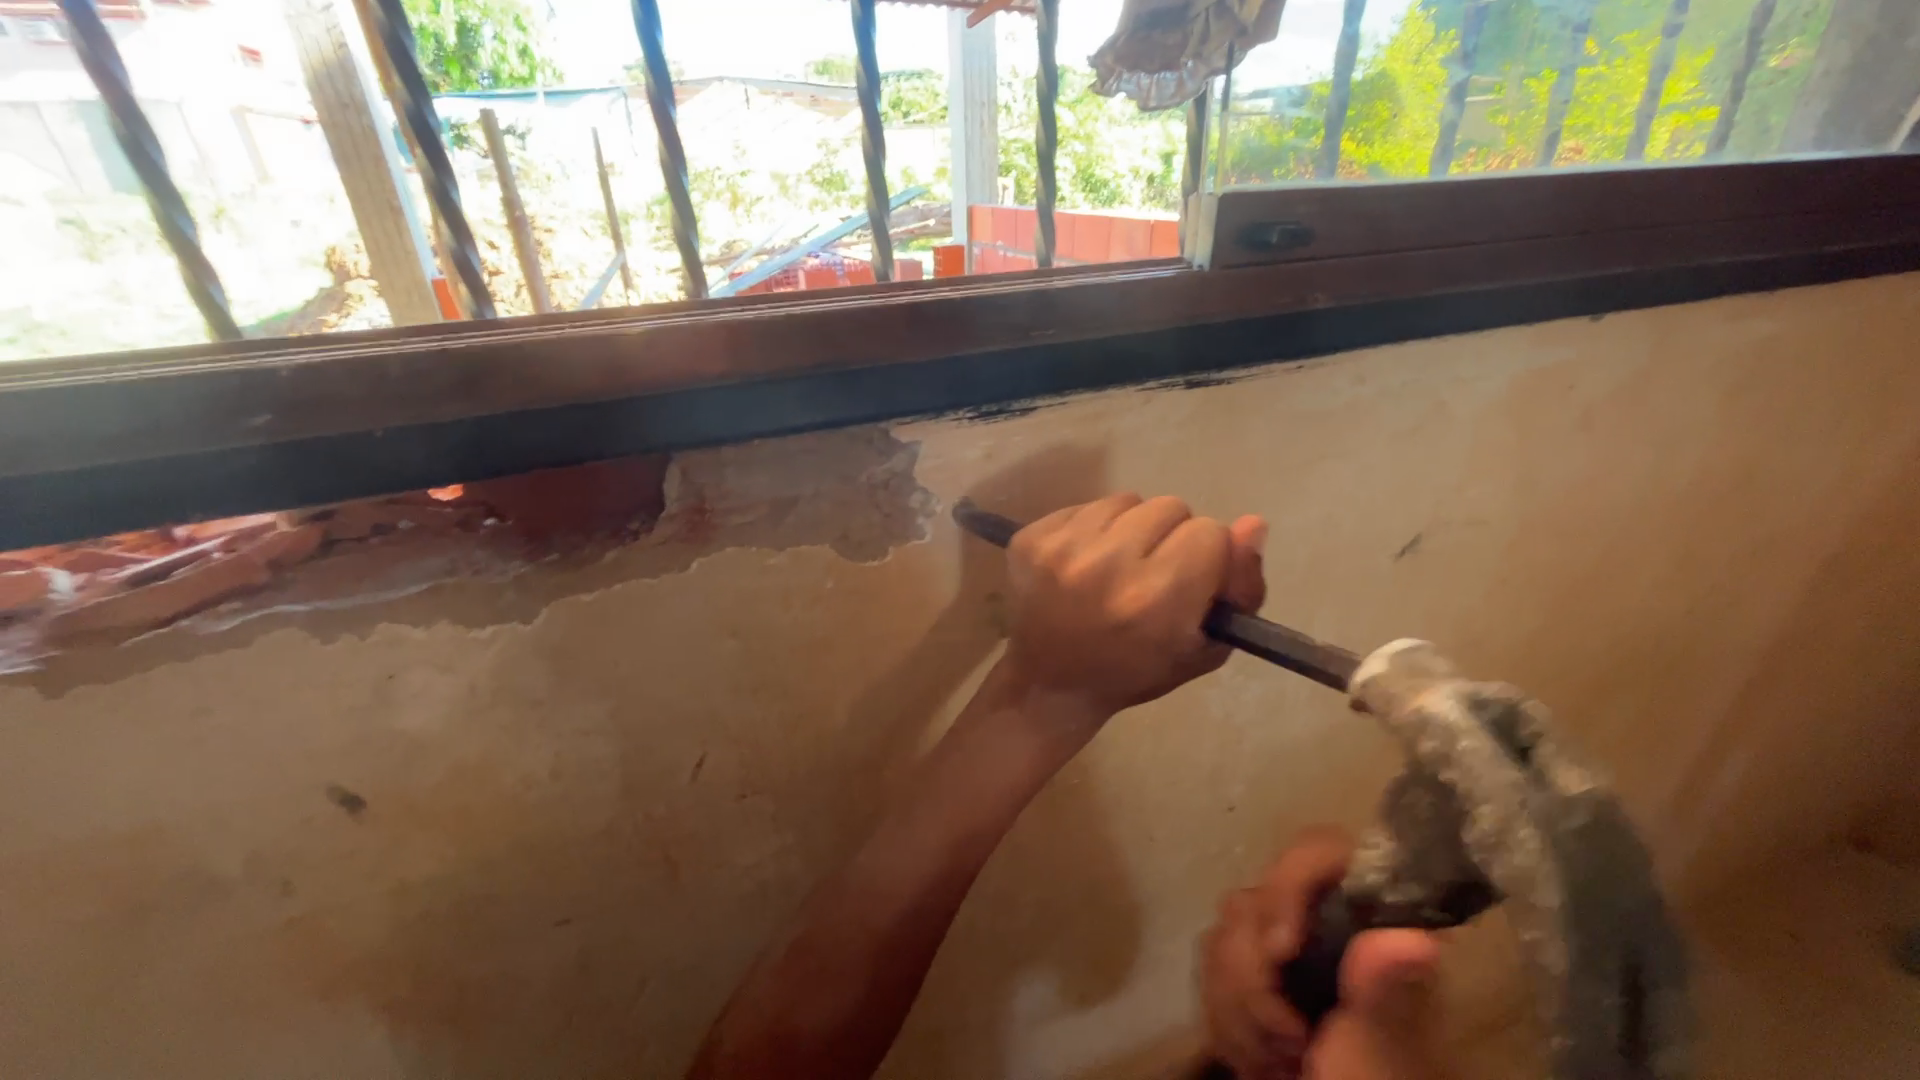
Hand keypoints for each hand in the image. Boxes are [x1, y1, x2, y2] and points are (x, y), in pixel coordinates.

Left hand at [1001, 494, 1265, 721]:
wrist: (1050, 682)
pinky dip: (1093, 529)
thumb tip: (1252, 524)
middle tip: (1151, 575)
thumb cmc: (1136, 670)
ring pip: (1128, 500)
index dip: (1206, 557)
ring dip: (1130, 529)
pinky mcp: (1031, 537)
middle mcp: (1106, 564)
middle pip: (1170, 506)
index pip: (1209, 531)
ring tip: (1116, 568)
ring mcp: (1061, 547)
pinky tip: (1084, 565)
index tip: (1189, 583)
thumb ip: (1240, 588)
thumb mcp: (1205, 647)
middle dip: (1170, 537)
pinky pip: (1086, 505)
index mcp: (1155, 597)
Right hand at [1201, 829, 1442, 1079]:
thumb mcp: (1385, 1051)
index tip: (1281, 953)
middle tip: (1291, 1039)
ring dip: (1239, 1010)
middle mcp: (1320, 920)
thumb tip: (1417, 940)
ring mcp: (1280, 944)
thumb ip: (1386, 994)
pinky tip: (1259, 1057)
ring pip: (1220, 938)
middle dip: (1255, 979)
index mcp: (1369, 920)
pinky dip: (1225, 1020)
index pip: (1318, 851)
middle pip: (1253, 902)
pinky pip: (1206, 972)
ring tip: (1281, 1059)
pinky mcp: (1249, 972)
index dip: (1286, 888)